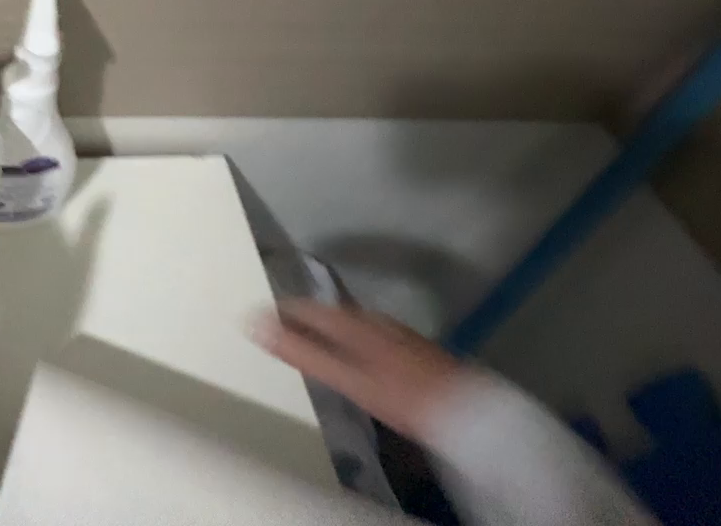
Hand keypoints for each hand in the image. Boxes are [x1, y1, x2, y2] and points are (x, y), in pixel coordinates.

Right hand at [254, 300, 468, 440]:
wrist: (467, 413)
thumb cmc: (399, 394)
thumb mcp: (344, 375)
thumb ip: (300, 351)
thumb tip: (253, 324)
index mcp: (350, 320)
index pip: (304, 308)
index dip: (278, 311)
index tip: (256, 316)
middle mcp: (370, 318)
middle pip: (328, 311)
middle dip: (302, 315)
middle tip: (279, 324)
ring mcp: (394, 332)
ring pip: (351, 320)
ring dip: (328, 325)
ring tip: (312, 337)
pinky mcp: (412, 348)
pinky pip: (370, 332)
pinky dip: (353, 336)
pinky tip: (357, 352)